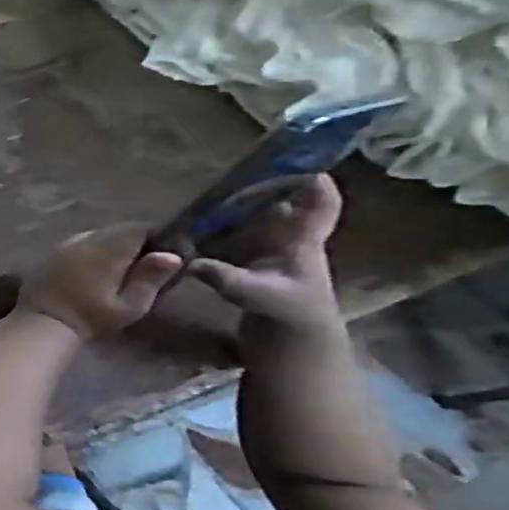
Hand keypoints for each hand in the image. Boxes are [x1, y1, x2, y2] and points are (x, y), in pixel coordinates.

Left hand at [18, 223, 180, 338]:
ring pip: (97, 234)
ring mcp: (64, 244)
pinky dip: (93, 249)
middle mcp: (83, 240)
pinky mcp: (51, 253)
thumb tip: (172, 255)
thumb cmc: (90, 317)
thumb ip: (149, 278)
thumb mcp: (129, 305)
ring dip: (113, 244)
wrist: (42, 322)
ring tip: (124, 267)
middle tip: (148, 262)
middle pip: (117, 229)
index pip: (137, 228)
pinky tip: (97, 269)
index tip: (168, 250)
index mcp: (105, 249)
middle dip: (136, 240)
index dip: (156, 235)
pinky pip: (79, 242)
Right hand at [187, 175, 342, 330]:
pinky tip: (191, 228)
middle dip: (262, 188)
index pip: (319, 207)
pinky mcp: (250, 267)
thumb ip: (225, 277)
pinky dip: (215, 231)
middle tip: (234, 173)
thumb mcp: (257, 296)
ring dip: (234, 209)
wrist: (292, 347)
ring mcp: (269, 255)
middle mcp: (287, 243)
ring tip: (205, 195)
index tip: (304, 162)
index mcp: (301, 244)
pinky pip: (233, 239)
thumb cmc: (288, 315)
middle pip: (281, 207)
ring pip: (255, 222)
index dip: (316, 184)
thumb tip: (189, 260)